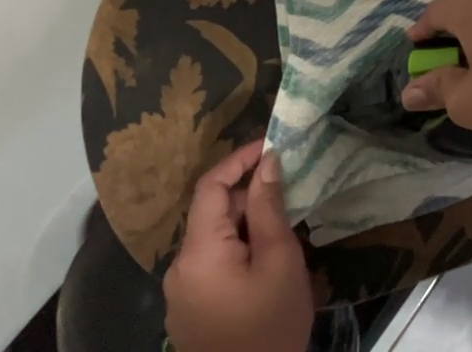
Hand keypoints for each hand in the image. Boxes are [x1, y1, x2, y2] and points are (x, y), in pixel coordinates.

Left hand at [162, 140, 313, 351]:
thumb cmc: (271, 324)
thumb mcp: (279, 260)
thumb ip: (269, 208)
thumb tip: (267, 162)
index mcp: (199, 252)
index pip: (210, 186)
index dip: (239, 159)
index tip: (273, 146)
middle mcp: (180, 267)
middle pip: (211, 212)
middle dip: (249, 192)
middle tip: (291, 185)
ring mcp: (180, 292)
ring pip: (213, 237)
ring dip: (245, 221)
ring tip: (285, 220)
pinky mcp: (189, 310)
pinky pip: (211, 261)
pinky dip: (237, 245)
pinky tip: (266, 255)